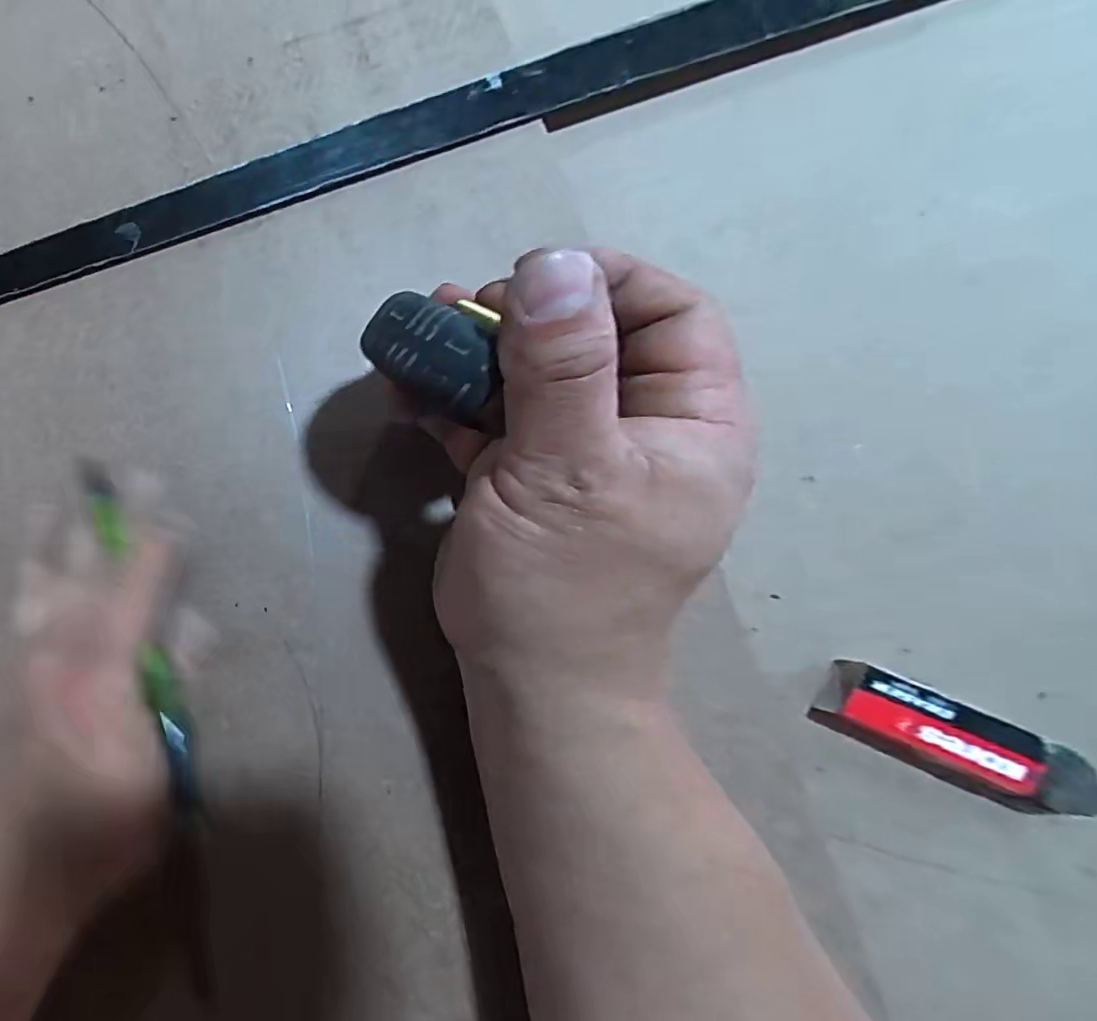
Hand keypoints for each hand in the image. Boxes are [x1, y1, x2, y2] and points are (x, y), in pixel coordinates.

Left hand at [0, 498, 182, 922]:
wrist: (20, 870)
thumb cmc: (104, 826)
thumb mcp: (160, 770)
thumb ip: (174, 693)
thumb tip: (191, 627)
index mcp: (101, 672)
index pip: (137, 593)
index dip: (160, 552)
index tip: (178, 516)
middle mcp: (59, 654)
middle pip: (92, 573)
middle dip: (116, 524)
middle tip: (132, 477)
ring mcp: (29, 663)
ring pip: (46, 583)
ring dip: (60, 537)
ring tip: (59, 498)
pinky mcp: (14, 678)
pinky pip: (21, 608)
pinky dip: (28, 572)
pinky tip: (32, 558)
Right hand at [420, 248, 755, 700]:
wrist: (525, 678)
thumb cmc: (563, 583)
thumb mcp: (567, 470)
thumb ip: (563, 369)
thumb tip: (552, 264)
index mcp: (687, 421)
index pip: (667, 314)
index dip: (602, 284)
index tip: (530, 280)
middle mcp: (635, 429)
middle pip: (586, 342)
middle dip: (521, 319)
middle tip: (460, 310)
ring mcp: (573, 455)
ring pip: (529, 381)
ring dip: (474, 357)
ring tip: (421, 335)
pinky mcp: (521, 479)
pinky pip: (492, 422)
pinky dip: (452, 404)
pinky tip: (409, 390)